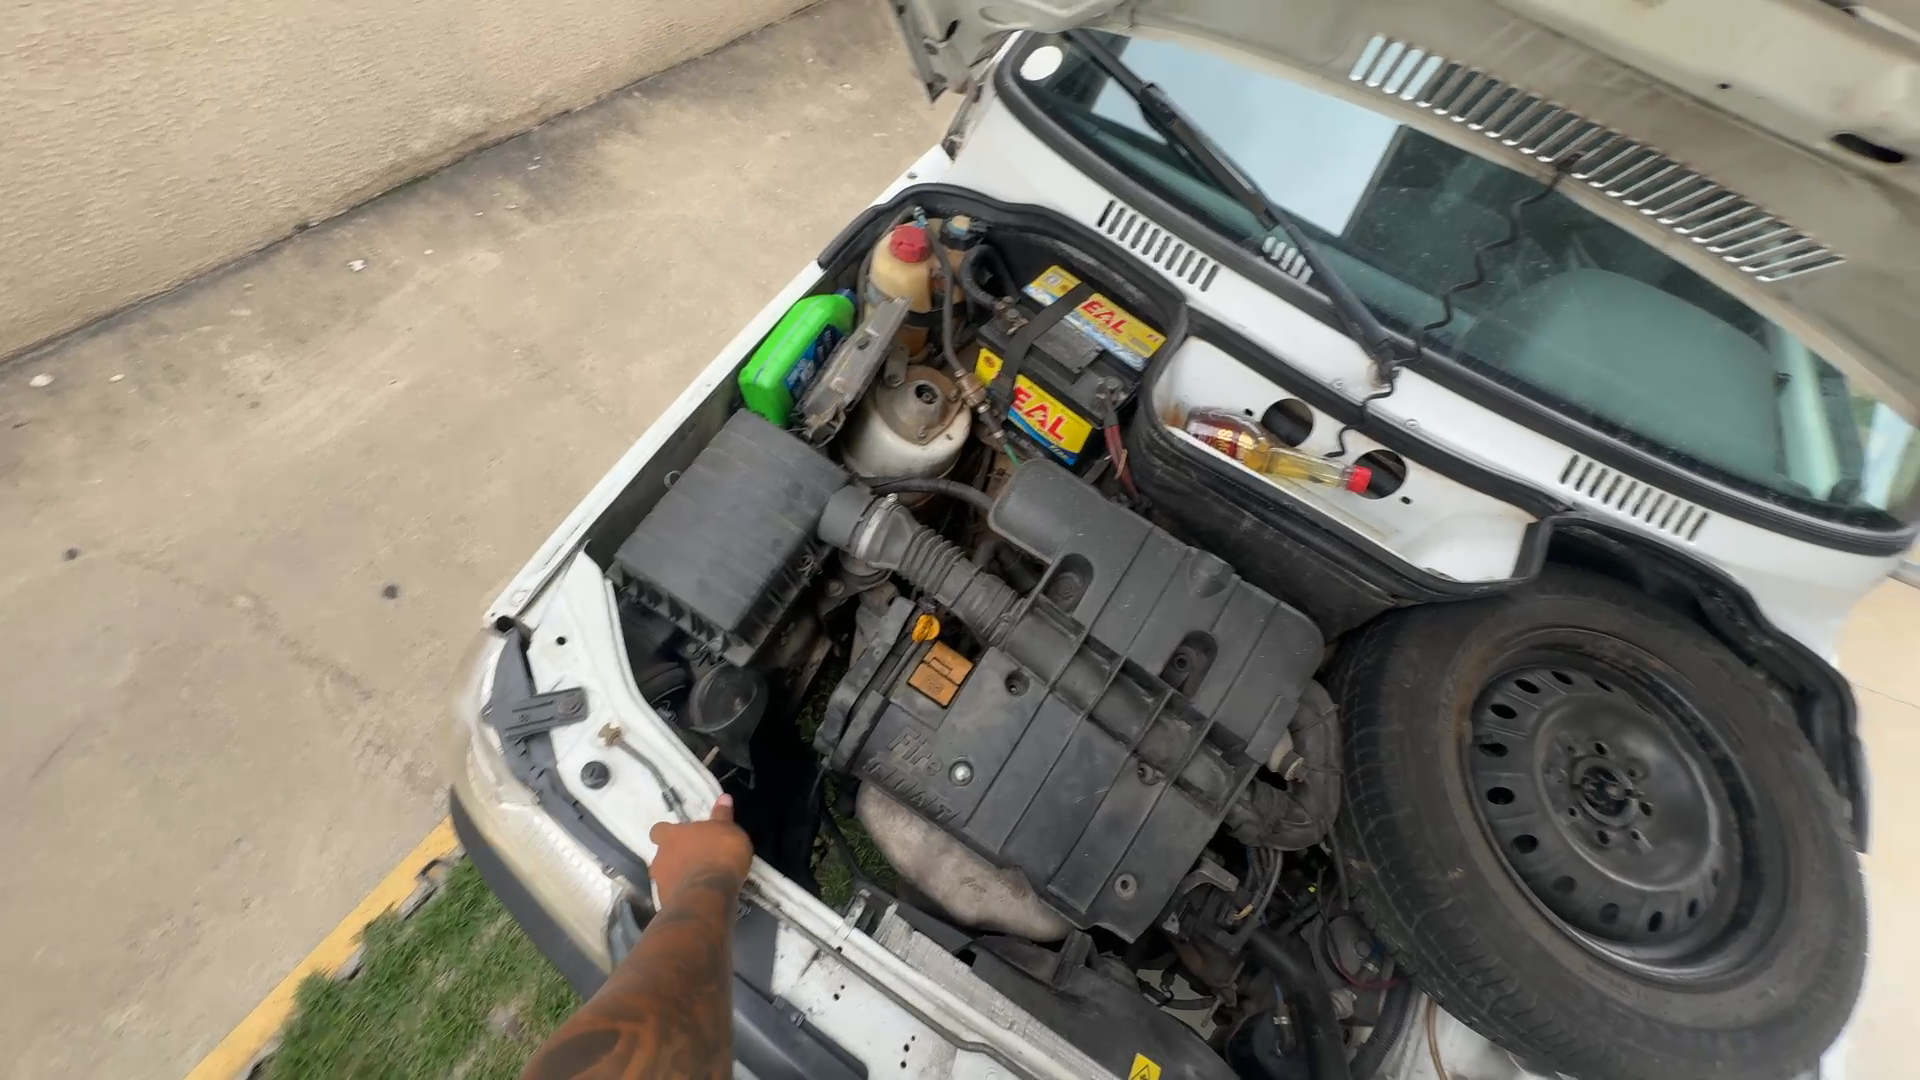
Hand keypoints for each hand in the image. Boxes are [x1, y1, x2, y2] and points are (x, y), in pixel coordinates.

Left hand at [647, 794, 752, 909]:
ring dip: (679, 876)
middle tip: (695, 859)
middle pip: (662, 854)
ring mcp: (660, 882)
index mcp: (672, 836)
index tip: (681, 836)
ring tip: (699, 879)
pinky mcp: (665, 903)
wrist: (708, 895)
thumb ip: (722, 815)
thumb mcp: (728, 829)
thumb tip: (723, 797)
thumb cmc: (719, 854)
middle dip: (675, 857)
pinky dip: (683, 894)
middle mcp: (660, 857)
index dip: (668, 833)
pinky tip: (700, 895)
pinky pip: (673, 895)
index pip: (659, 830)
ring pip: (666, 876)